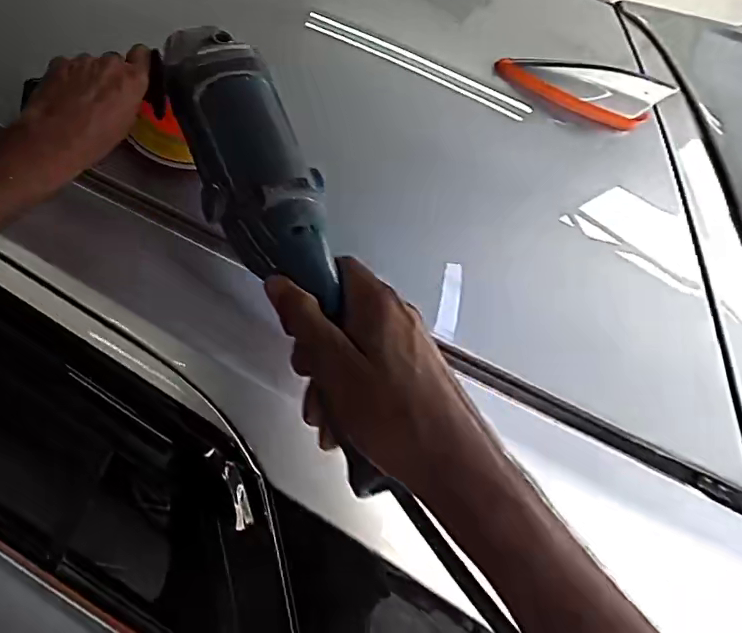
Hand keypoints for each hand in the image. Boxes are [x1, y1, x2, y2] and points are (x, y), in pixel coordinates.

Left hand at [6, 46, 151, 185]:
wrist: (52, 142)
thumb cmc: (92, 141)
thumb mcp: (123, 125)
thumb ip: (127, 100)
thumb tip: (121, 96)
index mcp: (132, 80)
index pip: (141, 54)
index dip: (134, 62)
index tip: (128, 72)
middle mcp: (111, 64)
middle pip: (112, 61)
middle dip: (105, 75)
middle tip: (95, 95)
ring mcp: (84, 61)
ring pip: (88, 63)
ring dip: (84, 76)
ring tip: (73, 99)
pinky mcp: (60, 63)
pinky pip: (67, 65)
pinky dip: (64, 76)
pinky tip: (58, 95)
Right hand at [266, 258, 491, 497]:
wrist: (460, 475)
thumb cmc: (405, 422)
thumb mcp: (332, 363)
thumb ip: (303, 317)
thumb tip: (282, 286)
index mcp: (377, 304)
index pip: (332, 266)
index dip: (304, 286)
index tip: (290, 310)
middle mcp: (397, 317)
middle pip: (337, 310)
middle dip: (314, 343)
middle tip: (309, 368)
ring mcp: (409, 346)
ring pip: (350, 344)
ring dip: (330, 375)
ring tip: (328, 410)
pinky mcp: (414, 373)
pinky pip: (369, 368)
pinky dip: (352, 390)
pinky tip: (346, 422)